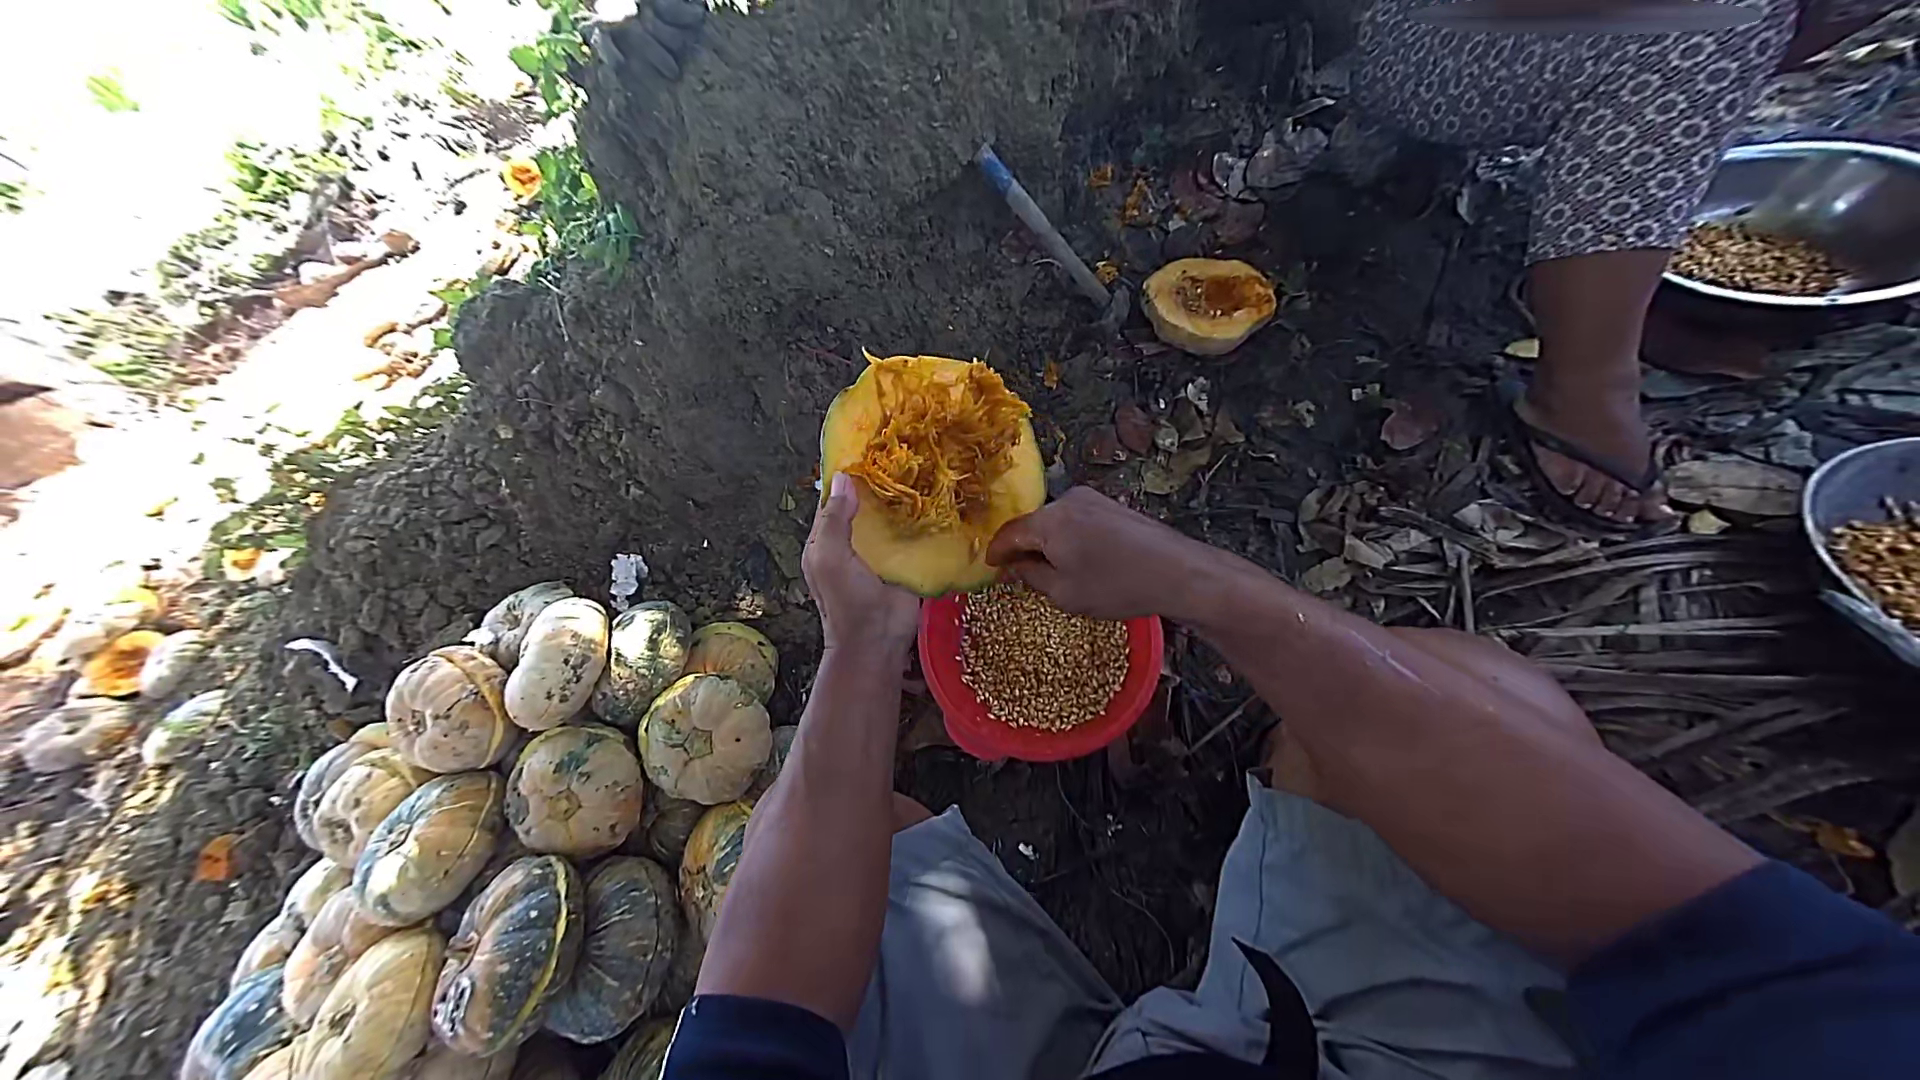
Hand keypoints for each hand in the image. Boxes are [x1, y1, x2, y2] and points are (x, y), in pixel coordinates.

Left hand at [804, 473, 920, 654]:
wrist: (878, 640)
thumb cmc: (847, 600)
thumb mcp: (829, 556)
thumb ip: (834, 519)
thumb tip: (842, 478)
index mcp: (826, 541)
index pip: (835, 501)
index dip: (848, 479)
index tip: (869, 452)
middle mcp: (853, 543)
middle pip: (865, 507)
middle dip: (880, 486)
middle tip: (902, 457)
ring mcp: (880, 553)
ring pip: (890, 519)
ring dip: (902, 501)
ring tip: (922, 471)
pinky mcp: (905, 562)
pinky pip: (911, 536)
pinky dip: (920, 521)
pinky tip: (935, 501)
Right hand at [985, 486, 1224, 620]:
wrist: (1178, 572)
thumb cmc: (1116, 587)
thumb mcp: (1064, 593)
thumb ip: (1030, 576)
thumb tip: (1012, 566)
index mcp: (1049, 520)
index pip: (1008, 533)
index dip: (996, 553)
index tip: (990, 570)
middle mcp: (1067, 500)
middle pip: (1032, 524)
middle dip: (1023, 548)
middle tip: (1019, 575)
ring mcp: (1092, 499)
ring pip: (1054, 521)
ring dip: (1046, 544)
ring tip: (1050, 571)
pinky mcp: (1111, 505)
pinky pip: (1075, 519)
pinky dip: (1067, 538)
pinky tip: (1077, 560)